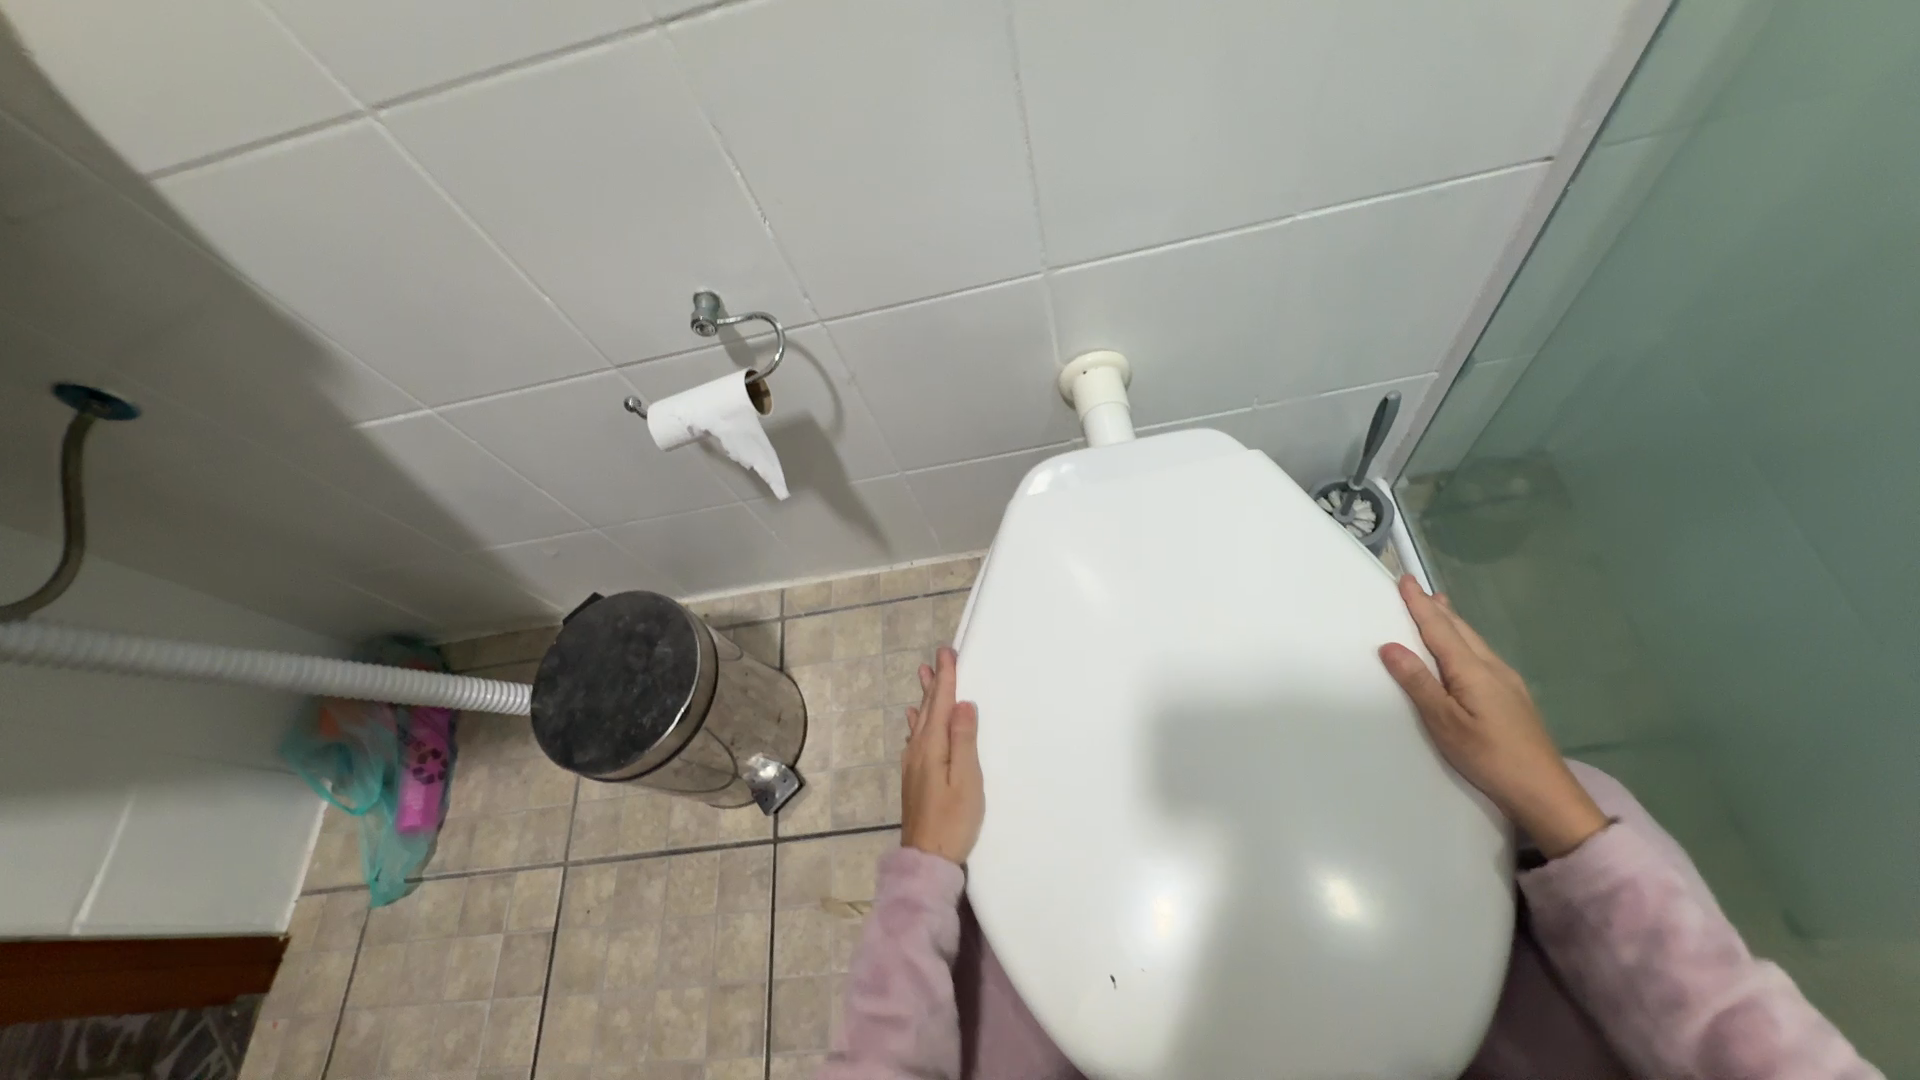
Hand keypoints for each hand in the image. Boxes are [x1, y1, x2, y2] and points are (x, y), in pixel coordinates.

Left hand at [900, 646, 984, 865]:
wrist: (927, 858)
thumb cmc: (953, 820)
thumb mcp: (966, 780)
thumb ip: (964, 741)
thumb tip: (963, 704)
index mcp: (932, 746)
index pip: (941, 704)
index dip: (946, 678)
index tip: (947, 652)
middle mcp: (918, 750)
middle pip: (928, 708)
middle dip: (935, 681)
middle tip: (939, 656)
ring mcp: (914, 764)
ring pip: (921, 721)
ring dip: (926, 697)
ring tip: (923, 675)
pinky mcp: (915, 777)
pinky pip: (916, 736)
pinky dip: (918, 721)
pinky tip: (914, 718)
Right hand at [1378, 575, 1607, 857]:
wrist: (1544, 791)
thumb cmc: (1488, 756)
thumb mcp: (1444, 722)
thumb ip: (1418, 683)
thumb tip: (1390, 646)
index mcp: (1472, 670)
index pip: (1440, 629)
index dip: (1420, 604)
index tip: (1406, 579)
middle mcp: (1492, 668)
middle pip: (1460, 630)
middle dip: (1438, 608)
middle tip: (1420, 589)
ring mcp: (1507, 683)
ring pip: (1474, 642)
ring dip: (1453, 623)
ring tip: (1441, 608)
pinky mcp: (1513, 698)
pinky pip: (1482, 656)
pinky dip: (1465, 642)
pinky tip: (1464, 651)